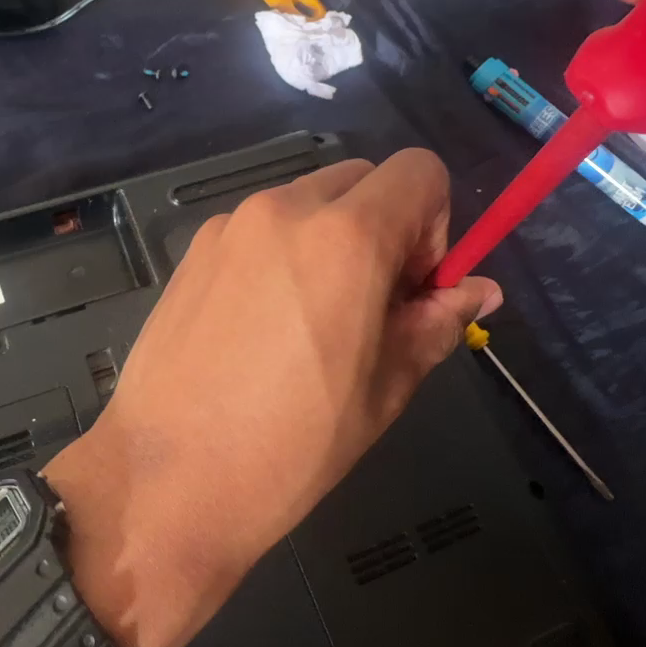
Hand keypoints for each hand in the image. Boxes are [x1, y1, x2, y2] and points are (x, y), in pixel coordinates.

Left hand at [43, 150, 500, 646]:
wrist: (168, 475)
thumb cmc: (292, 444)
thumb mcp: (386, 388)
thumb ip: (436, 321)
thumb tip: (478, 289)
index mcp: (346, 236)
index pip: (419, 171)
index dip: (435, 222)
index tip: (416, 286)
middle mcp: (284, 209)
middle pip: (362, 179)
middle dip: (385, 224)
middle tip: (373, 302)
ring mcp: (230, 225)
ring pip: (307, 199)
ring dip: (331, 236)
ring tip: (313, 317)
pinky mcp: (194, 249)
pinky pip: (259, 226)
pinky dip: (281, 251)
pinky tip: (262, 322)